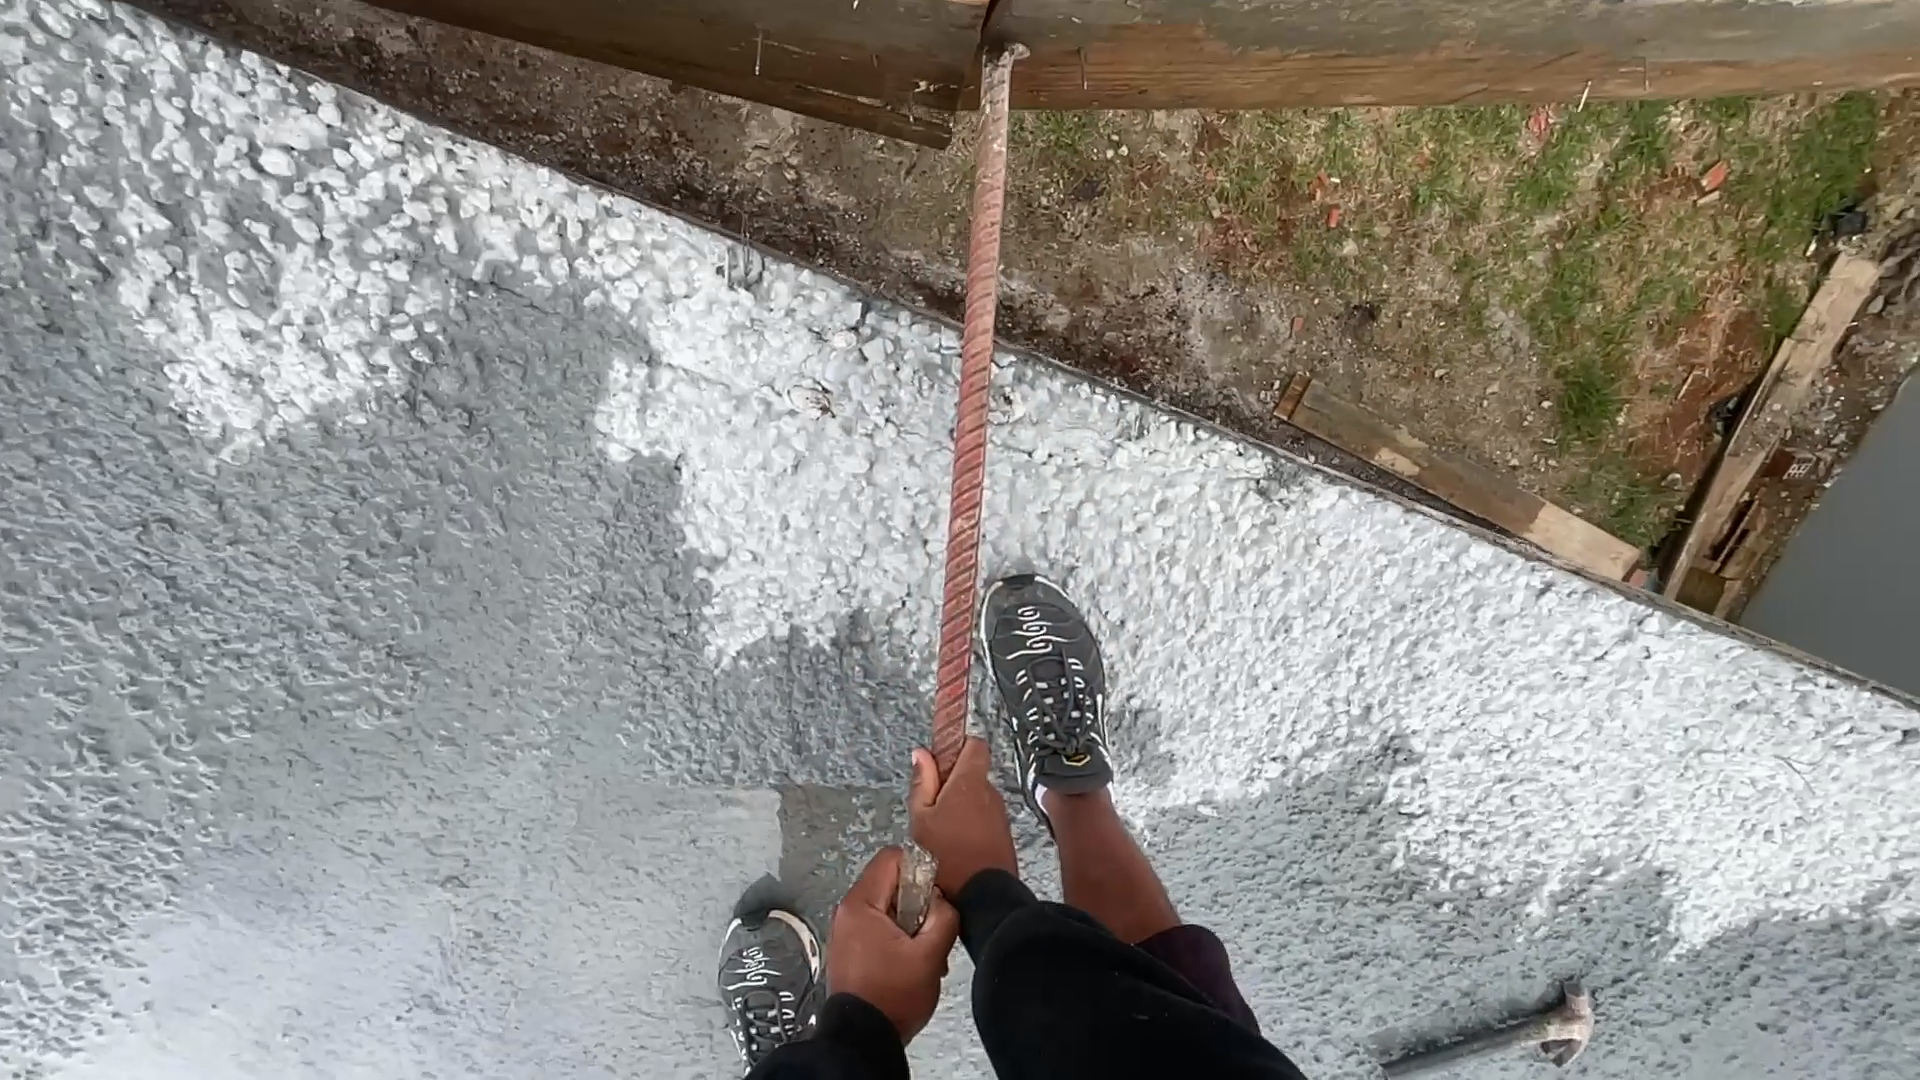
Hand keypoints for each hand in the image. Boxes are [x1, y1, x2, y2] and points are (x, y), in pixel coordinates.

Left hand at [829, 846, 960, 1042]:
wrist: (862, 1042)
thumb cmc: (893, 995)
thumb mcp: (930, 954)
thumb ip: (944, 916)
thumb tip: (941, 900)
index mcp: (860, 904)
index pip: (891, 858)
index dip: (919, 868)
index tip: (935, 893)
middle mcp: (847, 911)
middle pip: (889, 882)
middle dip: (916, 900)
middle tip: (931, 926)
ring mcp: (845, 931)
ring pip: (885, 906)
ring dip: (909, 921)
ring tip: (923, 950)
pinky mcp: (848, 949)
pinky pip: (876, 926)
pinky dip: (896, 936)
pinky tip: (910, 961)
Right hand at [909, 737, 1017, 896]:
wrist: (984, 895)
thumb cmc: (947, 855)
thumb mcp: (921, 819)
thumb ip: (922, 783)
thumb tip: (921, 753)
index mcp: (969, 781)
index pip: (975, 744)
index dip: (959, 744)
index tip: (941, 759)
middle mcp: (989, 791)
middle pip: (973, 771)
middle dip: (953, 780)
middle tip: (932, 802)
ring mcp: (999, 812)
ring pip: (978, 795)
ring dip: (961, 803)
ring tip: (942, 828)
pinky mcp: (1003, 831)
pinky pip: (985, 815)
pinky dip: (971, 821)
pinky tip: (956, 841)